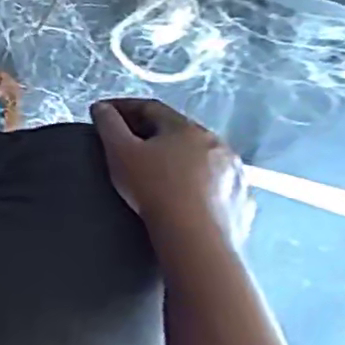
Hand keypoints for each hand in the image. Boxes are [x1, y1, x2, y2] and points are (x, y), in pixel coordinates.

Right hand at [91, 98, 252, 246]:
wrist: (196, 238)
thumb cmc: (152, 187)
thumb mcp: (117, 150)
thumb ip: (107, 123)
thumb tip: (102, 108)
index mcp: (187, 129)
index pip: (150, 107)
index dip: (122, 106)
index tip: (102, 113)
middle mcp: (218, 145)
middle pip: (176, 129)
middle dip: (148, 131)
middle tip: (123, 140)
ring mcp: (236, 173)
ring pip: (197, 155)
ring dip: (174, 155)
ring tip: (152, 168)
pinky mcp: (242, 199)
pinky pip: (212, 180)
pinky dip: (193, 179)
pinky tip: (179, 192)